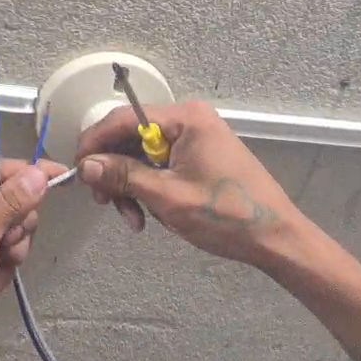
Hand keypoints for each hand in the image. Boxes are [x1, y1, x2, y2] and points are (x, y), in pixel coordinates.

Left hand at [0, 159, 65, 350]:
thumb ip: (10, 203)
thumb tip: (38, 173)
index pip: (0, 170)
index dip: (30, 176)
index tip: (62, 175)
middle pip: (11, 201)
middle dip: (12, 232)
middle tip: (0, 248)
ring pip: (11, 230)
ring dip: (7, 255)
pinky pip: (4, 251)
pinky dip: (0, 269)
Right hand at [75, 101, 303, 268]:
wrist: (281, 243)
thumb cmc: (227, 216)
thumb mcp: (168, 197)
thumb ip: (123, 176)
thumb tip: (85, 166)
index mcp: (184, 117)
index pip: (123, 118)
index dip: (95, 142)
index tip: (79, 169)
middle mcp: (188, 118)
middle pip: (130, 136)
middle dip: (115, 170)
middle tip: (105, 202)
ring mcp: (195, 137)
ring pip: (142, 153)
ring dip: (131, 184)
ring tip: (134, 218)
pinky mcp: (199, 156)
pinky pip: (160, 164)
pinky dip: (149, 186)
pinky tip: (150, 212)